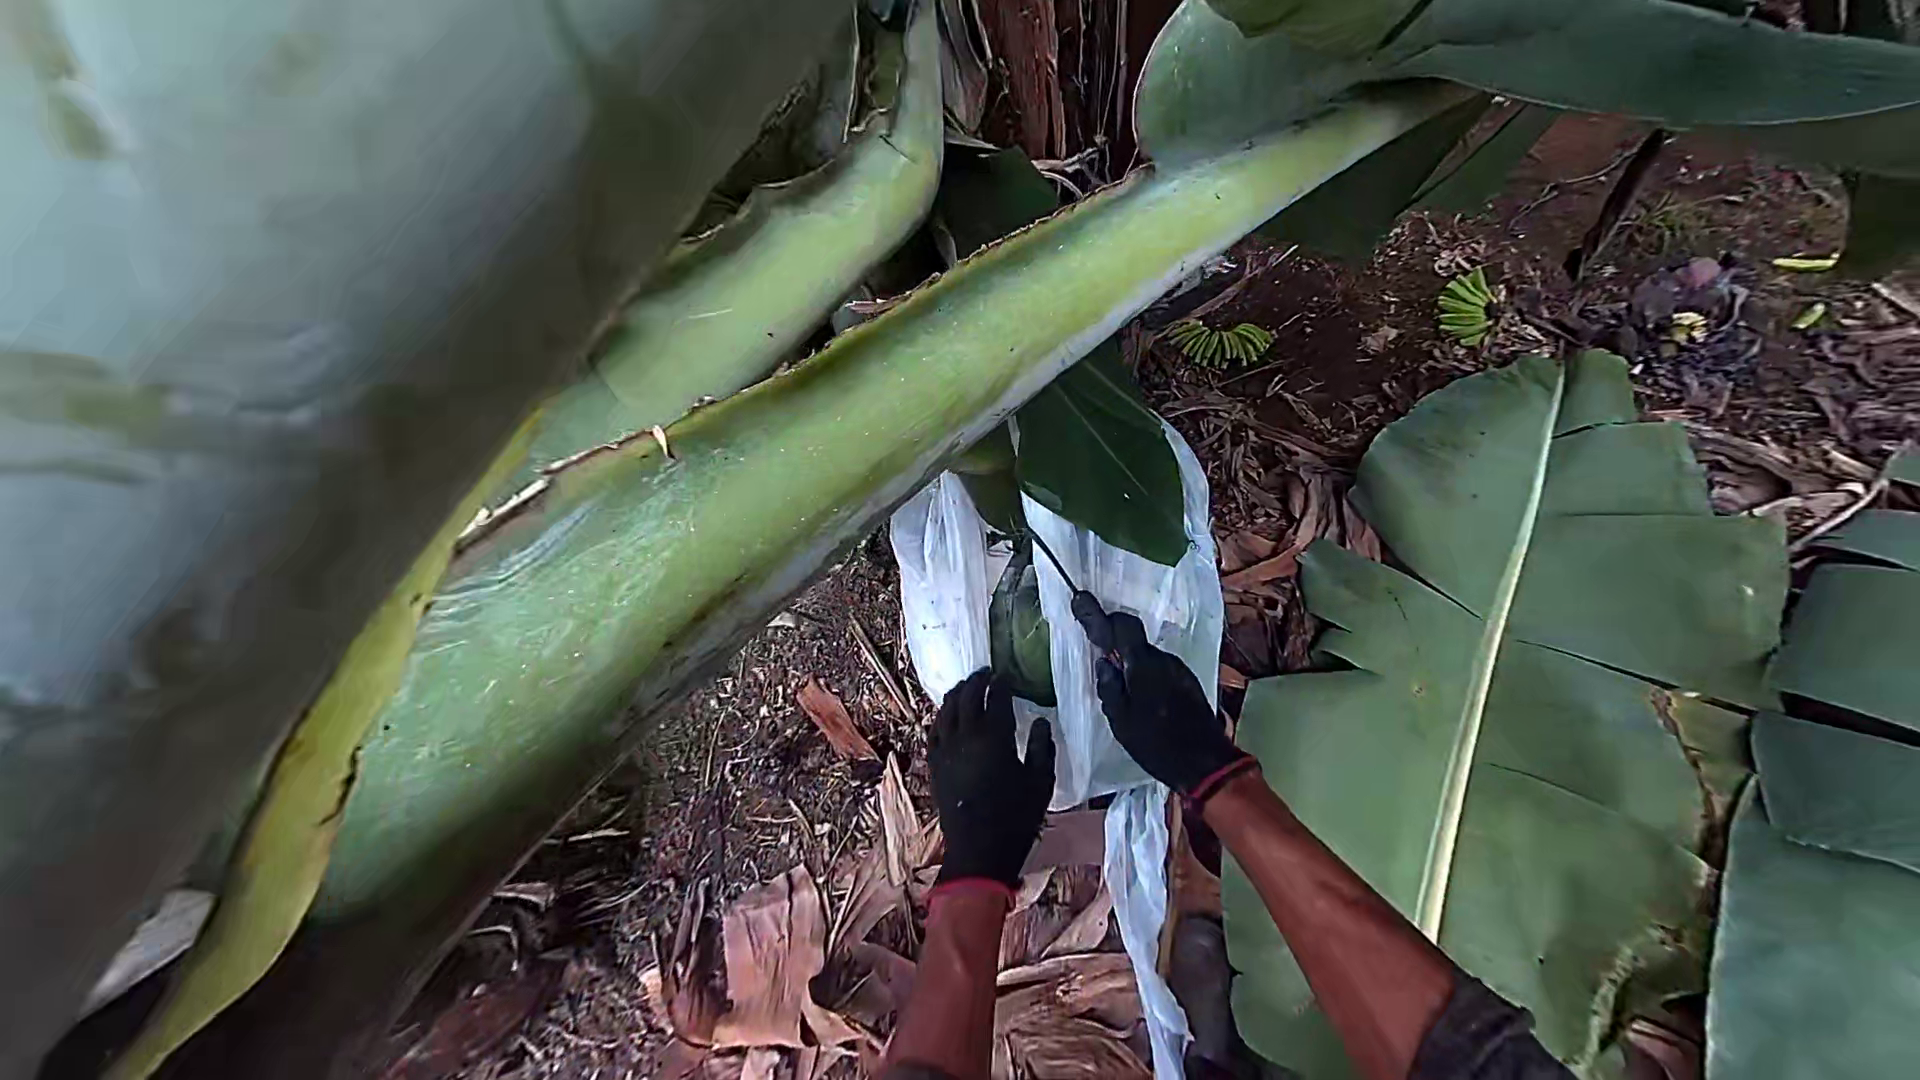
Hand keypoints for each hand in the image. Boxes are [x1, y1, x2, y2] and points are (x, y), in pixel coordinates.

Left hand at [929, 671, 1054, 887]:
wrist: (979, 849)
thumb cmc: (1016, 817)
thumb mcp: (1041, 782)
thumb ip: (1042, 747)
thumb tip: (1040, 720)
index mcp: (994, 736)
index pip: (996, 697)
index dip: (1002, 683)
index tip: (1006, 676)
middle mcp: (966, 735)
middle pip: (968, 695)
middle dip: (978, 680)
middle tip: (987, 673)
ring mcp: (945, 747)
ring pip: (947, 707)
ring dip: (958, 692)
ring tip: (967, 686)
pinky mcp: (934, 761)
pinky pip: (934, 728)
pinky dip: (942, 714)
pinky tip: (948, 713)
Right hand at [1071, 596, 1252, 801]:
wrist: (1206, 764)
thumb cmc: (1156, 743)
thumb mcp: (1120, 719)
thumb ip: (1109, 686)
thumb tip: (1104, 662)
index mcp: (1142, 665)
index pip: (1120, 626)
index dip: (1099, 613)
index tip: (1081, 600)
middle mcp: (1163, 660)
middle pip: (1133, 640)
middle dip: (1116, 644)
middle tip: (1102, 659)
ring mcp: (1179, 669)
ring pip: (1147, 656)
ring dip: (1133, 663)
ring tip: (1125, 691)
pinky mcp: (1188, 682)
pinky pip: (1160, 668)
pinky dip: (1147, 674)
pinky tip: (1144, 698)